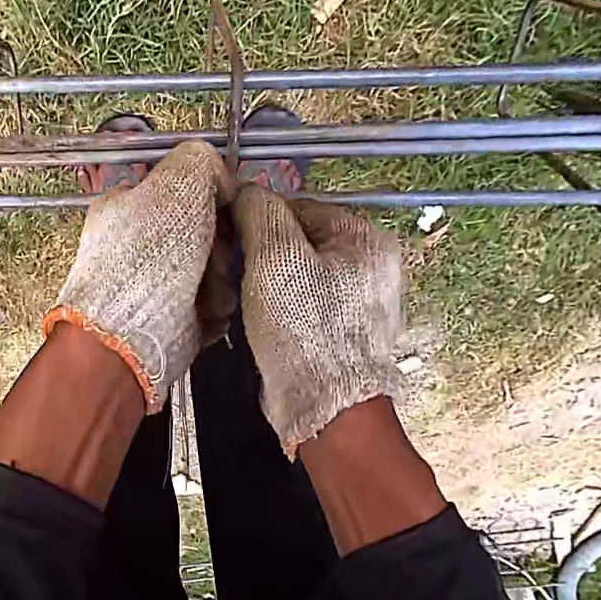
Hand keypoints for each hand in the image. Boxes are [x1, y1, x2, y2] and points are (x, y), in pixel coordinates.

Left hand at [44, 141, 230, 412]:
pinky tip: (206, 314)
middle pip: (205, 233)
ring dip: (223, 282)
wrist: (133, 336)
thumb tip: (220, 177)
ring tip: (211, 293)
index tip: (226, 209)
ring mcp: (154, 285)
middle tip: (216, 258)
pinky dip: (216, 310)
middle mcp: (138, 245)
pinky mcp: (172, 321)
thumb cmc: (148, 258)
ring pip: (214, 271)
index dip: (213, 198)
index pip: (184, 190)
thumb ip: (201, 161)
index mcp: (128, 205)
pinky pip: (212, 305)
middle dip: (221, 246)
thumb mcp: (177, 184)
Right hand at [231, 185, 403, 455]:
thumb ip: (260, 214)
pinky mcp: (342, 330)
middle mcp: (370, 265)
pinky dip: (279, 305)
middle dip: (262, 251)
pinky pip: (303, 302)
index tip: (230, 236)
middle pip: (300, 240)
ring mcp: (359, 301)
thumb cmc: (304, 329)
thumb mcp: (276, 259)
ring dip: (266, 280)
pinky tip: (260, 317)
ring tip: (242, 294)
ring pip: (299, 273)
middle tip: (233, 269)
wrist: (327, 407)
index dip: (259, 218)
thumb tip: (247, 191)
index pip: (300, 206)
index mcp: (365, 238)